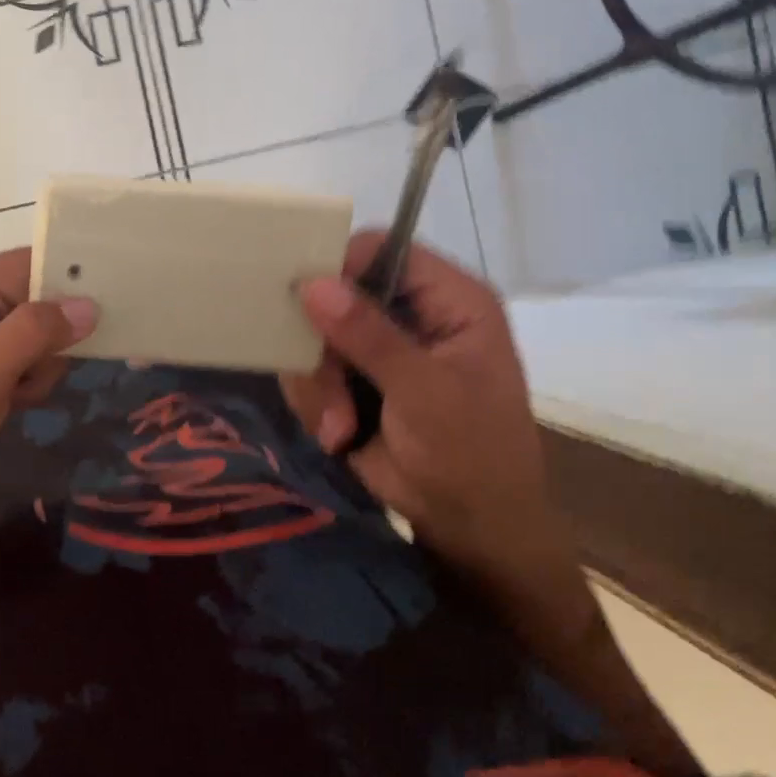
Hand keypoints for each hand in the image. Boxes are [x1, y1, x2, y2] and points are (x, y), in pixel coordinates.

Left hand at [0, 248, 96, 490]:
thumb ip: (32, 334)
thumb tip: (88, 304)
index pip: (37, 261)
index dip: (72, 285)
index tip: (101, 316)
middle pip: (47, 296)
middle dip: (49, 342)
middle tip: (27, 376)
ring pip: (47, 328)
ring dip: (41, 367)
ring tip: (12, 393)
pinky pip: (34, 350)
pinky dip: (31, 378)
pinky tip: (9, 398)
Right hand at [282, 233, 571, 582]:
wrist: (466, 526)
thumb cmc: (469, 454)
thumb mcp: (424, 393)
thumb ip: (369, 336)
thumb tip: (312, 283)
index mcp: (449, 301)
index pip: (381, 250)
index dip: (340, 267)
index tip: (307, 303)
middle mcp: (408, 315)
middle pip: (333, 296)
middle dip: (324, 350)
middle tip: (329, 391)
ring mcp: (376, 349)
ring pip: (311, 337)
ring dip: (317, 385)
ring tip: (339, 427)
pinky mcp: (348, 381)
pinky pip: (305, 371)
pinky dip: (313, 404)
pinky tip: (337, 434)